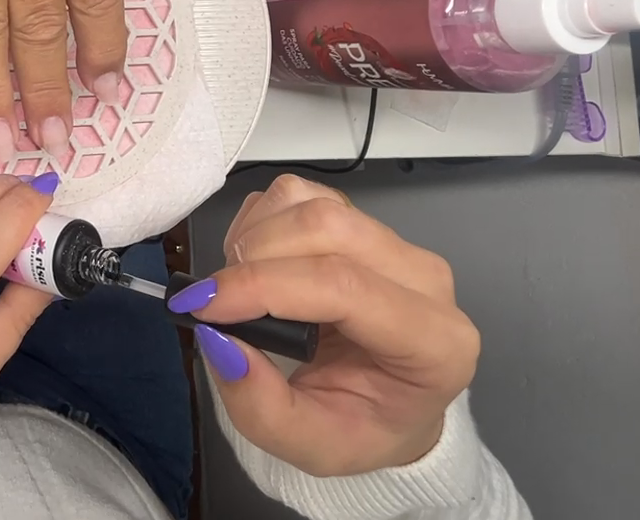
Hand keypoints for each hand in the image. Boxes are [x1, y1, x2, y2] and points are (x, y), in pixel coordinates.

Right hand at [174, 174, 479, 475]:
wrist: (381, 402)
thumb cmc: (355, 422)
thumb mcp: (310, 446)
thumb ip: (261, 406)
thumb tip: (217, 338)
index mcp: (435, 341)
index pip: (343, 286)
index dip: (263, 287)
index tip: (204, 308)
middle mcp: (423, 278)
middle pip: (324, 227)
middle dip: (251, 258)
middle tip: (219, 302)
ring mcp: (390, 238)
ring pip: (306, 203)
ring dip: (252, 236)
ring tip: (242, 286)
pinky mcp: (356, 216)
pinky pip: (295, 193)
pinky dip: (256, 221)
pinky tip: (257, 262)